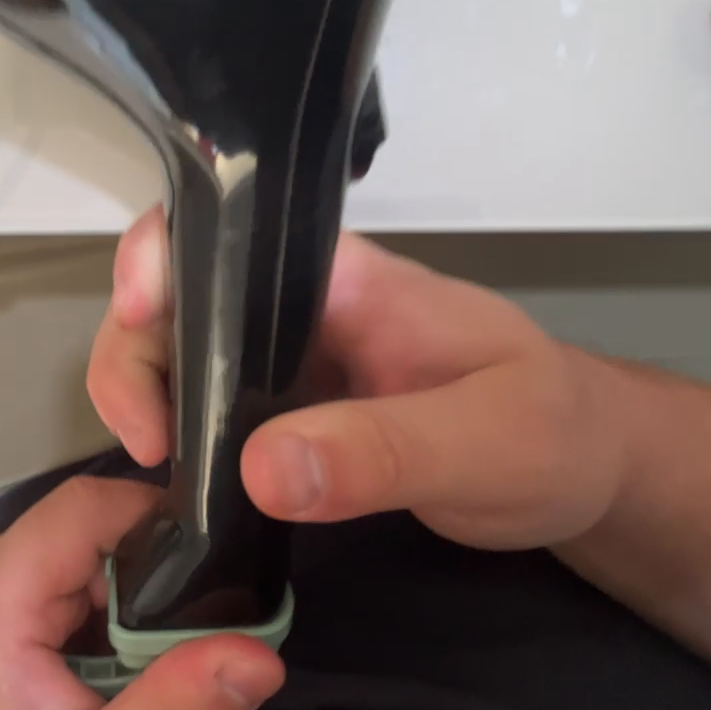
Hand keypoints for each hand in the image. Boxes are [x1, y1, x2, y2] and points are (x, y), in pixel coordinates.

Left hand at [0, 477, 285, 709]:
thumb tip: (260, 655)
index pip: (83, 506)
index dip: (153, 514)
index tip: (214, 558)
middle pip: (85, 522)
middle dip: (150, 563)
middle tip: (198, 628)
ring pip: (79, 545)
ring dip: (130, 588)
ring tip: (161, 652)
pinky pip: (63, 571)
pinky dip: (104, 603)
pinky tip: (122, 656)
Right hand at [88, 208, 630, 550]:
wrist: (578, 473)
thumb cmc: (553, 433)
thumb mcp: (489, 441)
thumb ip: (385, 451)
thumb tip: (262, 470)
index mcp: (337, 278)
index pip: (223, 232)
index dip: (157, 259)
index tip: (138, 323)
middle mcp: (292, 308)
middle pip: (173, 296)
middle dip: (132, 354)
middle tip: (142, 440)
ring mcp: (279, 360)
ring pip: (173, 353)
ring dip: (141, 398)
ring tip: (154, 465)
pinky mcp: (276, 411)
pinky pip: (198, 406)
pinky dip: (170, 434)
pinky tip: (172, 478)